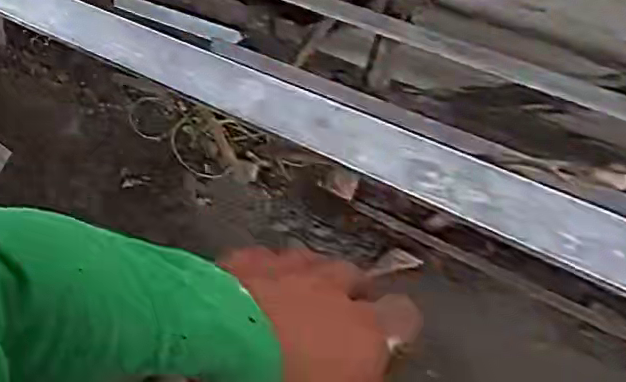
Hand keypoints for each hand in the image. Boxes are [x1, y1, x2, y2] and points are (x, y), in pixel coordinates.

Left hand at [221, 247, 421, 381]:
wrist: (223, 331)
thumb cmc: (290, 372)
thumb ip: (361, 368)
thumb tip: (361, 362)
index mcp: (365, 327)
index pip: (402, 313)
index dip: (400, 318)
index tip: (395, 323)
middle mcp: (327, 287)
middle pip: (350, 272)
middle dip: (351, 284)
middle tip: (345, 300)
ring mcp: (281, 264)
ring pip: (307, 256)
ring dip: (310, 269)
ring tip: (305, 285)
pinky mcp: (242, 255)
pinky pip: (265, 254)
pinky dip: (268, 264)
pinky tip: (261, 276)